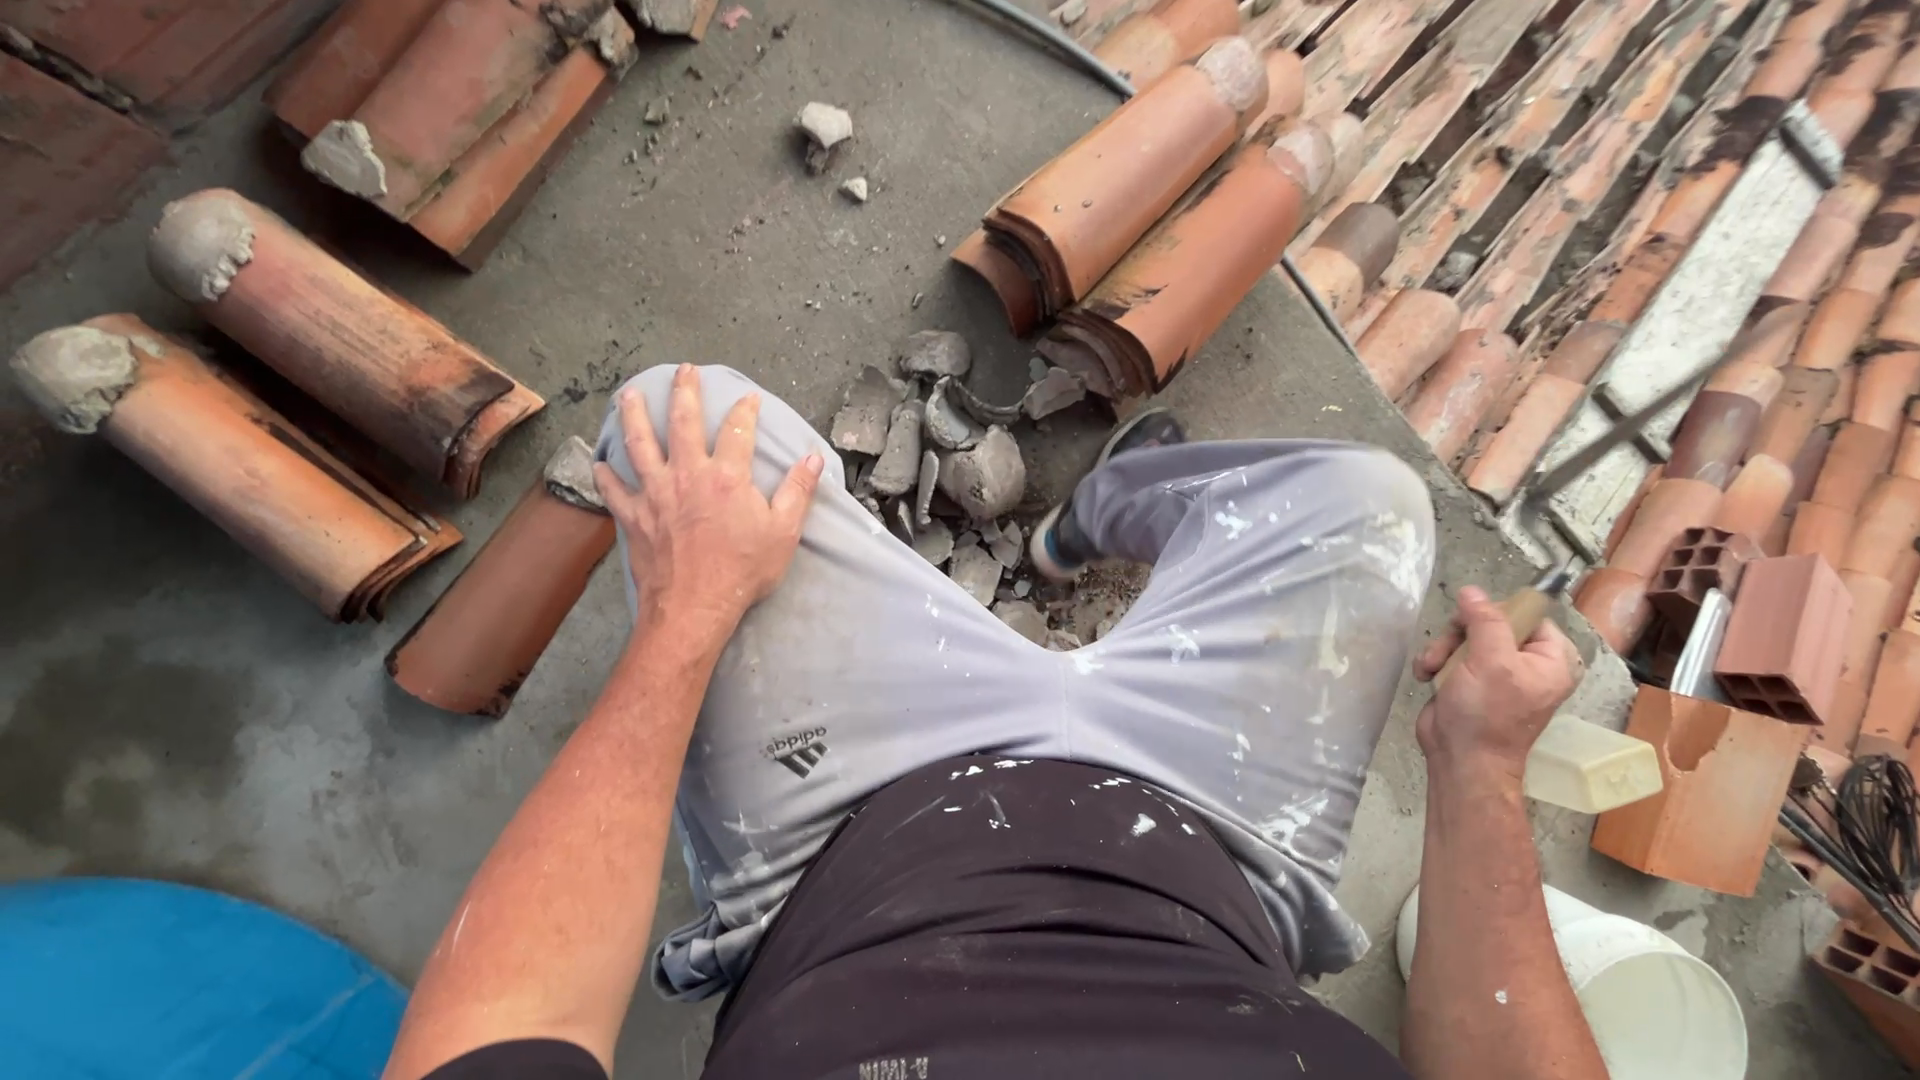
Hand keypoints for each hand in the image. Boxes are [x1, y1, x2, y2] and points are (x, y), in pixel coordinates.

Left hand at [592, 365, 824, 644]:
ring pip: (640, 443)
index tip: (749, 398)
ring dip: (634, 415)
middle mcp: (688, 474)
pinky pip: (614, 489)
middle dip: (684, 391)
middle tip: (683, 370)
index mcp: (727, 476)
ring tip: (629, 394)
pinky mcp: (634, 517)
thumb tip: (812, 459)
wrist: (695, 608)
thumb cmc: (743, 571)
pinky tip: (601, 462)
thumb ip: (798, 491)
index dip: (745, 410)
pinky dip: (606, 474)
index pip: (738, 430)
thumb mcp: (783, 532)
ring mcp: (655, 494)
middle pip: (683, 421)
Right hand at [1413, 586, 1581, 782]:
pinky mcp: (1468, 681)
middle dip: (1460, 635)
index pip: (1529, 615)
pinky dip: (1434, 663)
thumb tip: (1470, 590)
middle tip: (1447, 650)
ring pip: (1463, 638)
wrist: (1461, 758)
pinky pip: (1450, 655)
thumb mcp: (1490, 661)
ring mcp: (1495, 672)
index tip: (1473, 621)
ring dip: (1441, 650)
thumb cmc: (1487, 713)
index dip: (1498, 613)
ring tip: (1432, 668)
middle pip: (1489, 623)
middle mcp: (1526, 663)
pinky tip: (1426, 676)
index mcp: (1550, 658)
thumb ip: (1484, 622)